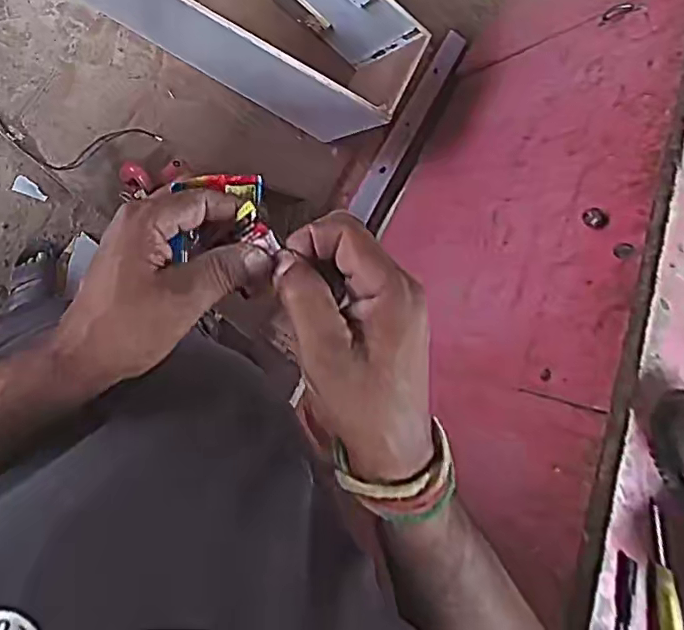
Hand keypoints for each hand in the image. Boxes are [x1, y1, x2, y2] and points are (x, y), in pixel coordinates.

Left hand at [50, 189, 273, 391]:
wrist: (81, 355)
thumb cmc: (127, 328)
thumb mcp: (184, 298)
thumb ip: (224, 269)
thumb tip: (260, 252)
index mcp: (146, 218)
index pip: (203, 198)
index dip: (237, 213)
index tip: (264, 236)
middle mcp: (135, 215)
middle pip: (191, 204)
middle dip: (225, 223)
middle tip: (256, 249)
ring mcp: (129, 232)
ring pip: (180, 221)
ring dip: (210, 236)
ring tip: (239, 262)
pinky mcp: (129, 251)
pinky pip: (167, 236)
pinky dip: (191, 247)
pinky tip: (210, 269)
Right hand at [275, 211, 432, 481]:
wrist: (392, 453)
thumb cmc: (362, 408)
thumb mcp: (323, 351)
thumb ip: (302, 295)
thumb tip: (284, 259)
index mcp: (392, 289)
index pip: (343, 229)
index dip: (306, 238)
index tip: (283, 267)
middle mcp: (401, 285)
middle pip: (345, 238)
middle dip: (307, 253)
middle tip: (285, 286)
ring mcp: (397, 297)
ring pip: (344, 256)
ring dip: (314, 270)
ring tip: (297, 303)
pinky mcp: (388, 309)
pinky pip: (350, 277)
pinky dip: (325, 284)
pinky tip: (314, 314)